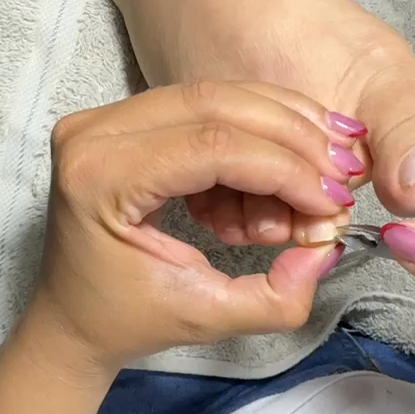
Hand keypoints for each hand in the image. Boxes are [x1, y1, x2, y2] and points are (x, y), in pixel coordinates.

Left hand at [21, 81, 348, 379]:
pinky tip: (293, 150)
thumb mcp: (206, 319)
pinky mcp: (117, 119)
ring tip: (330, 160)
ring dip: (280, 123)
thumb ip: (276, 295)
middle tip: (344, 174)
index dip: (285, 168)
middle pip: (214, 103)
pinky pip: (198, 104)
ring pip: (212, 94)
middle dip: (292, 137)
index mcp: (97, 178)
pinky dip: (253, 124)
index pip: (211, 147)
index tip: (335, 202)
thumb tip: (329, 245)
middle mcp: (90, 134)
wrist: (71, 319)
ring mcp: (99, 119)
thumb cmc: (126, 320)